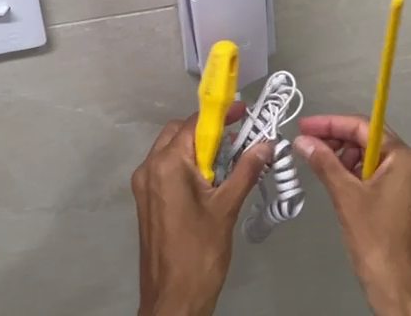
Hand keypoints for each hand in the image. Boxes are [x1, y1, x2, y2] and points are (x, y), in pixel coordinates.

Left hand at [132, 107, 270, 315]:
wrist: (173, 300)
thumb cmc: (200, 251)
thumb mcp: (227, 207)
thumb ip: (246, 170)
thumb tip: (267, 143)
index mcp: (167, 164)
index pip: (194, 124)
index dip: (220, 115)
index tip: (244, 113)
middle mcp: (149, 168)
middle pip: (179, 132)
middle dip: (208, 131)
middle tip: (237, 137)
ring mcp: (144, 185)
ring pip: (171, 149)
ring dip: (197, 148)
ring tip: (227, 159)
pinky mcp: (146, 200)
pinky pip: (165, 168)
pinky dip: (186, 164)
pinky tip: (209, 179)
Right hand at [295, 115, 410, 315]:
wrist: (399, 289)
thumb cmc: (375, 239)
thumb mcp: (346, 197)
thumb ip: (324, 163)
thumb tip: (303, 140)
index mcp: (404, 157)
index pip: (364, 127)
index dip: (331, 123)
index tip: (304, 126)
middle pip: (370, 139)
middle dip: (338, 141)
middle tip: (309, 147)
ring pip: (373, 158)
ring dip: (346, 159)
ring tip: (323, 168)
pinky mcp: (406, 201)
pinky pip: (379, 175)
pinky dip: (357, 176)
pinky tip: (340, 185)